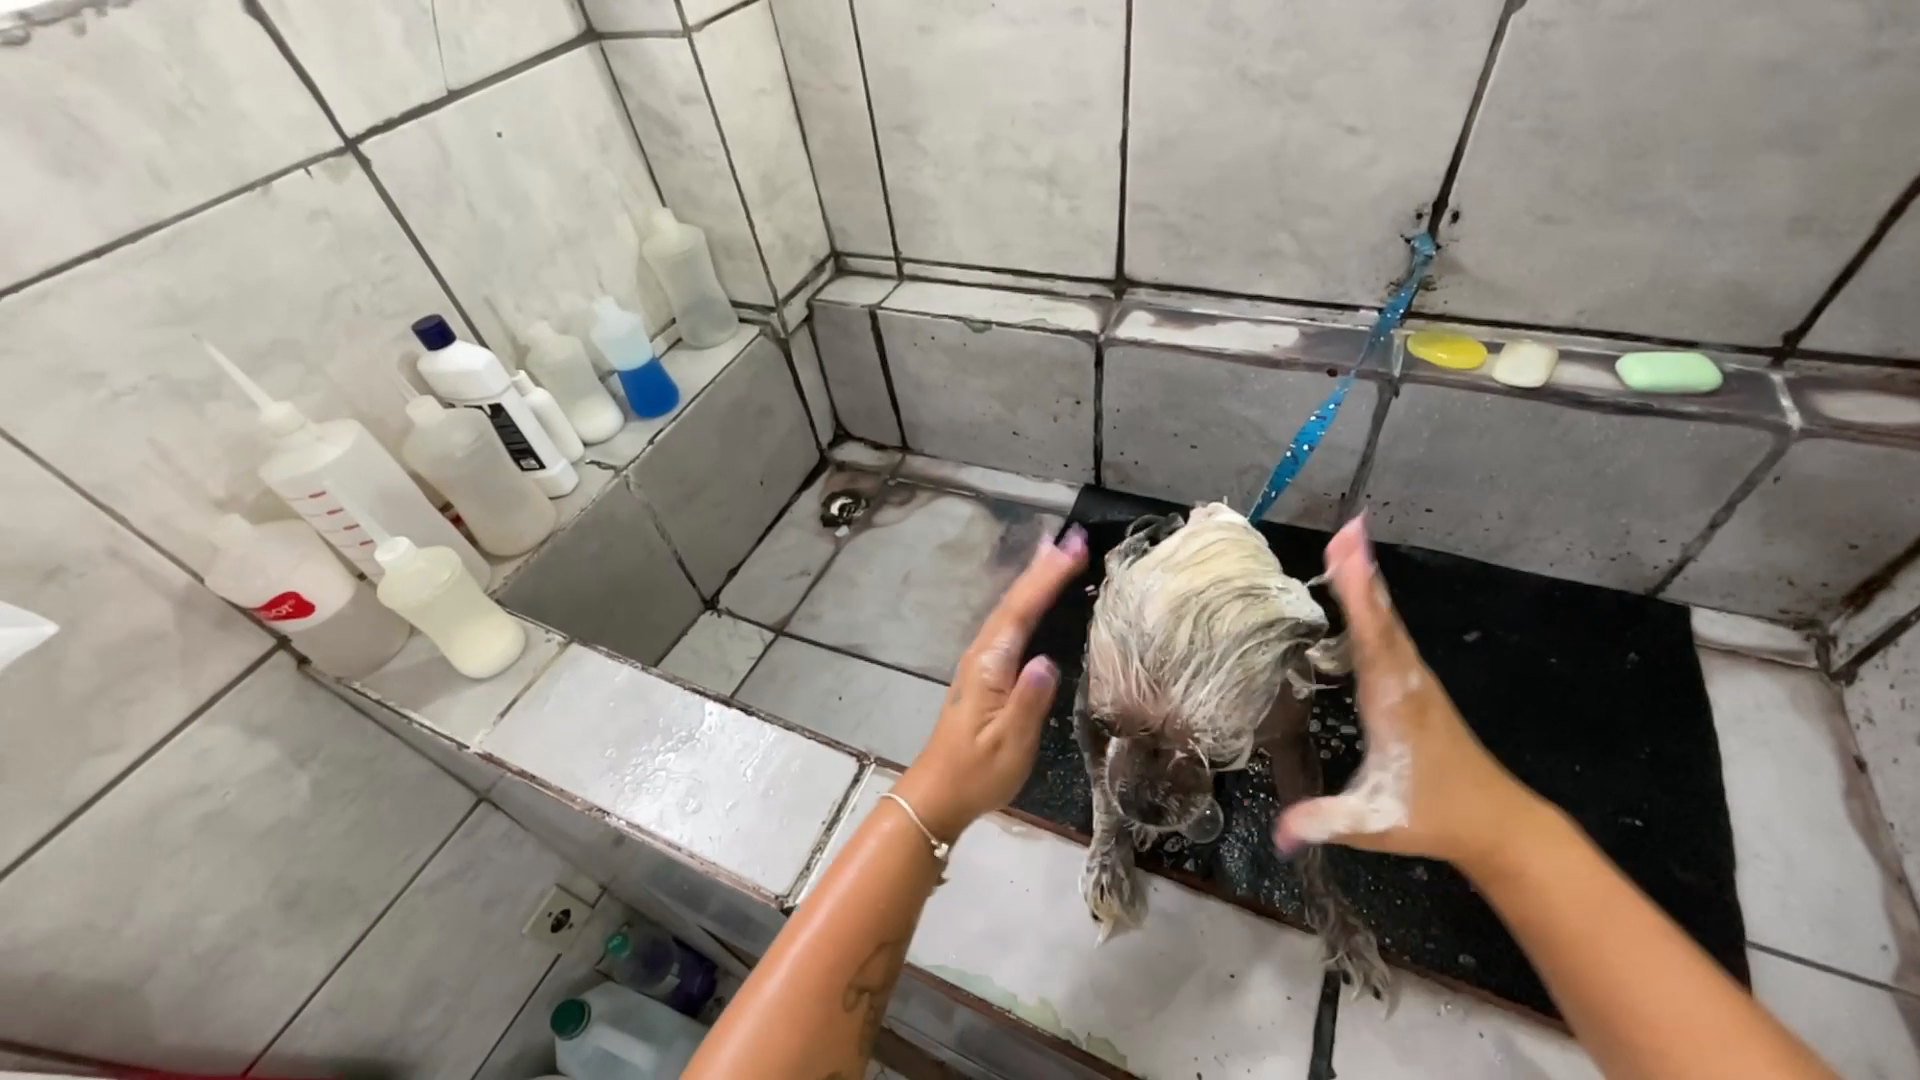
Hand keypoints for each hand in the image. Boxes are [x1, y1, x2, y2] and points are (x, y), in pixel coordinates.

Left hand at [894, 525, 1088, 841]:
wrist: (938, 794)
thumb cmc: (976, 772)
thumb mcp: (1009, 743)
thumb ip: (1028, 700)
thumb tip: (1046, 660)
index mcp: (990, 666)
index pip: (1021, 612)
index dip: (1046, 579)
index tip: (1072, 548)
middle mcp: (982, 656)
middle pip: (1013, 603)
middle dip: (1041, 569)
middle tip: (1071, 539)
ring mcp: (980, 664)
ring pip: (1009, 612)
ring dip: (1031, 582)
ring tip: (1054, 554)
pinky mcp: (984, 676)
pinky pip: (1008, 628)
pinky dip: (1023, 605)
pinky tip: (1032, 603)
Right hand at [1274, 516, 1547, 870]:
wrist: (1498, 824)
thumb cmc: (1434, 818)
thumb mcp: (1374, 826)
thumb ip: (1325, 823)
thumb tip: (1275, 835)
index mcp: (1394, 704)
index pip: (1372, 640)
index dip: (1358, 596)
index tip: (1347, 552)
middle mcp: (1407, 682)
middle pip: (1382, 618)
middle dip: (1362, 573)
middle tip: (1348, 528)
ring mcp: (1415, 681)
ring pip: (1390, 622)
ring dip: (1369, 582)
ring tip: (1350, 545)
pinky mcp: (1416, 686)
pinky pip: (1391, 634)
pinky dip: (1376, 605)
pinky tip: (1365, 591)